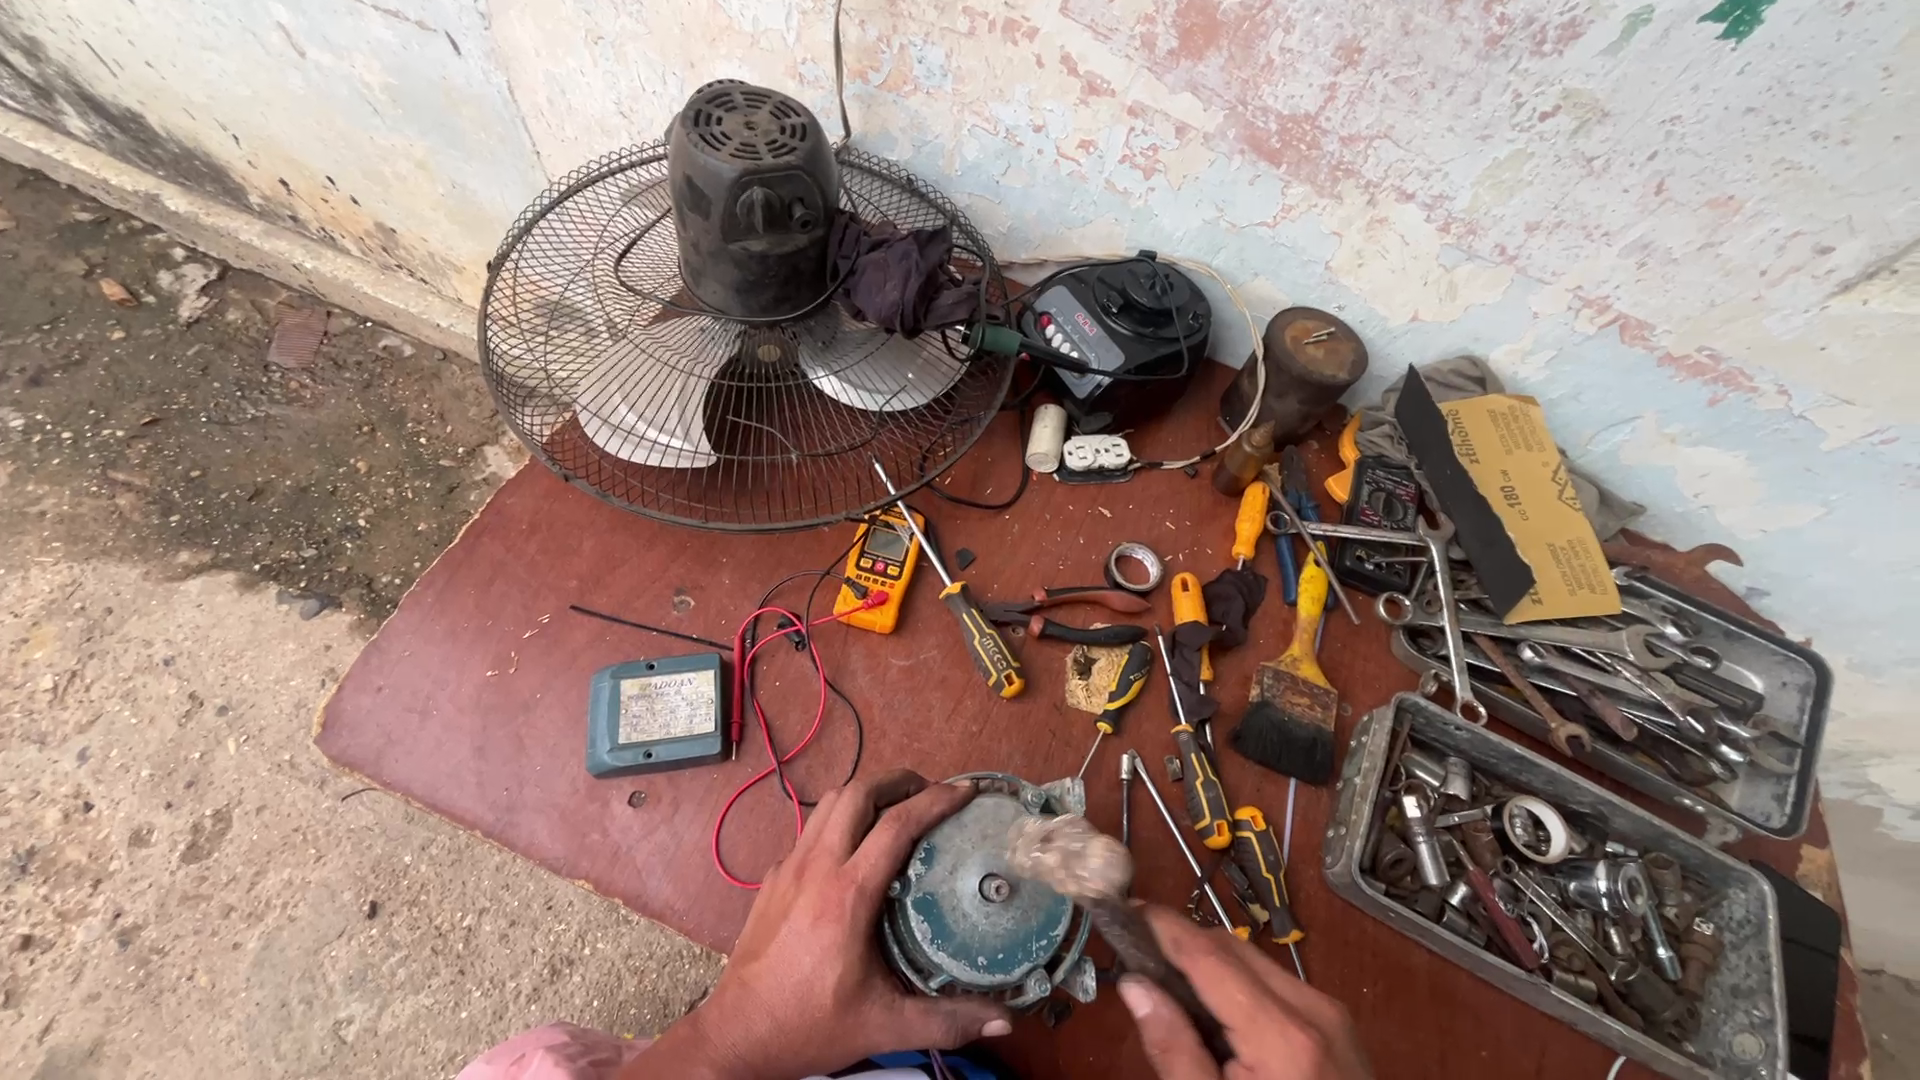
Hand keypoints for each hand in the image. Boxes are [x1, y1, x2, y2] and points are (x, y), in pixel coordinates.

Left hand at [638, 770, 1011, 1078]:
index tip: (965, 790)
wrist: (736, 1036)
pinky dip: (840, 820)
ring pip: (830, 802)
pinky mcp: (772, 876)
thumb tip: (1004, 1021)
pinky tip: (853, 849)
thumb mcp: (883, 1027)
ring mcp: (789, 866)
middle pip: (858, 792)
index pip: (898, 824)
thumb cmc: (809, 1025)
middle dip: (898, 781)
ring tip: (896, 808)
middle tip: (929, 792)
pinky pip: (811, 829)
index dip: (936, 800)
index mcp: (848, 893)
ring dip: (867, 793)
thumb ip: (946, 1021)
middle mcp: (817, 866)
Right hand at [1119, 906, 1369, 1079]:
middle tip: (1135, 958)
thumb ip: (1174, 1051)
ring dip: (1207, 963)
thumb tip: (1133, 984)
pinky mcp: (1338, 1024)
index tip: (1120, 908)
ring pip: (1251, 959)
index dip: (1160, 925)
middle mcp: (1313, 1008)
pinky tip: (1216, 1014)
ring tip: (1170, 989)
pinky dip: (1237, 984)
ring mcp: (1332, 1014)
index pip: (1207, 953)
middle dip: (1180, 943)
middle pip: (1230, 947)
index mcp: (1284, 1036)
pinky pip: (1274, 982)